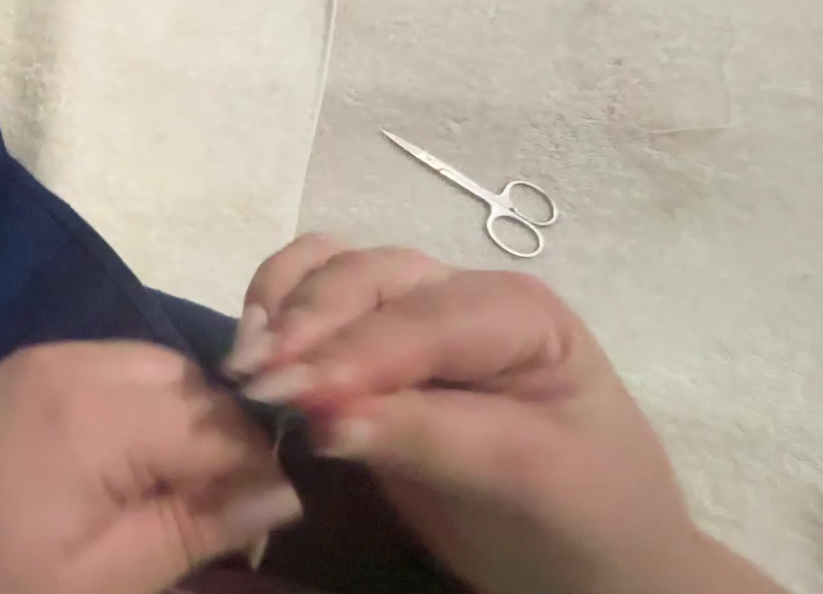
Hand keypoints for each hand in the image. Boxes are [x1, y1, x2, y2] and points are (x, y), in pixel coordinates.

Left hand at [0, 342, 301, 593]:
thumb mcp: (99, 580)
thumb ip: (191, 526)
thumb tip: (277, 490)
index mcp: (95, 415)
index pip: (216, 419)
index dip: (257, 468)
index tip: (269, 521)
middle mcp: (73, 361)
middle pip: (187, 377)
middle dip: (222, 433)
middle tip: (221, 506)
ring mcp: (44, 354)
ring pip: (152, 364)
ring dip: (183, 414)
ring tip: (177, 484)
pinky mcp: (25, 362)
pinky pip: (110, 364)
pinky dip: (139, 400)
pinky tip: (127, 455)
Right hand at [224, 236, 784, 593]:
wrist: (572, 552)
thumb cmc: (577, 516)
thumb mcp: (526, 480)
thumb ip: (426, 438)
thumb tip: (325, 419)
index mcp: (514, 311)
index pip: (422, 318)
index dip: (356, 352)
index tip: (296, 397)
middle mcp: (448, 289)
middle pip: (362, 276)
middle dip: (305, 323)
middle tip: (256, 378)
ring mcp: (398, 304)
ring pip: (321, 269)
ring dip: (275, 307)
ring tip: (245, 361)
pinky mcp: (356, 330)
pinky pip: (300, 290)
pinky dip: (268, 308)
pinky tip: (251, 346)